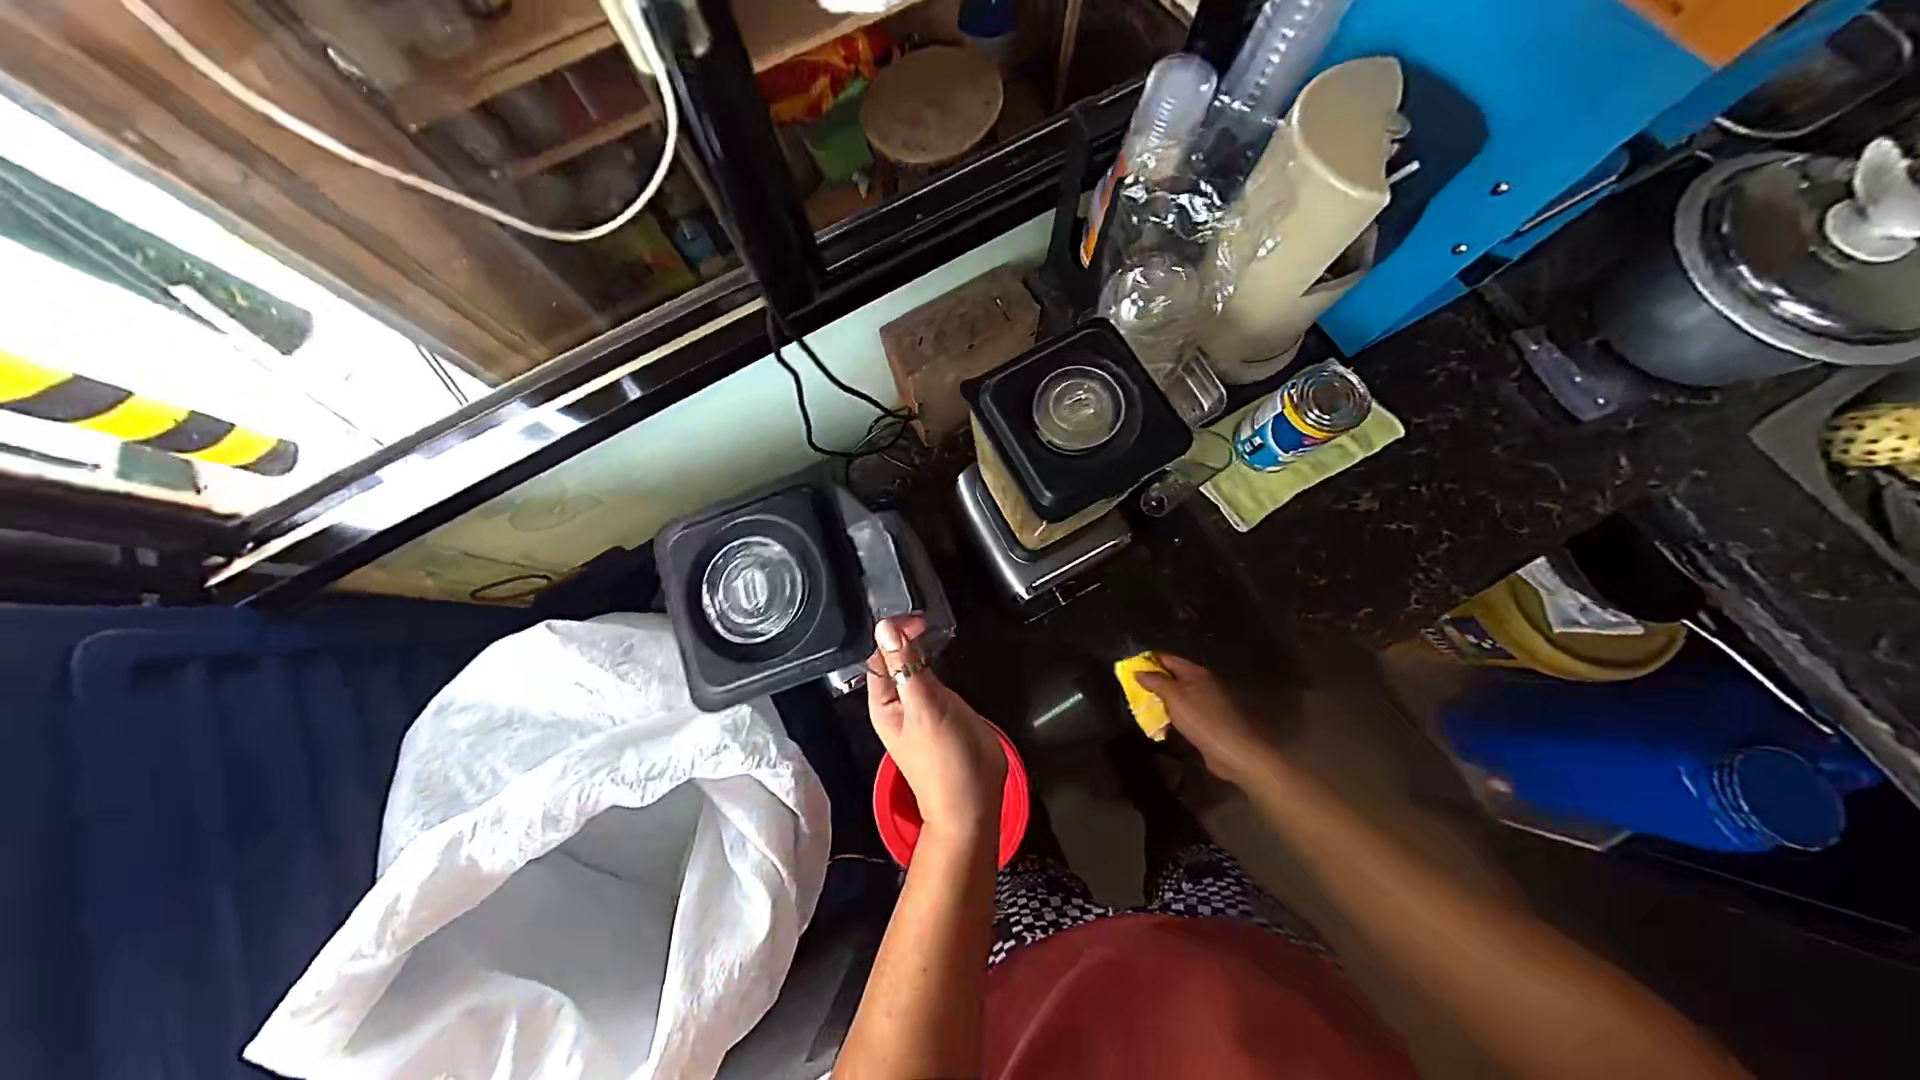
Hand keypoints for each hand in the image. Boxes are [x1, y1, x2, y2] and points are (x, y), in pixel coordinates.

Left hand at [867, 617, 1006, 841]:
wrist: (974, 802)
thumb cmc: (945, 759)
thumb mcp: (924, 706)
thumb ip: (906, 665)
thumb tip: (886, 627)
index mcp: (884, 704)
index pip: (879, 657)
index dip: (893, 634)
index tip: (918, 620)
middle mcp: (898, 704)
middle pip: (896, 661)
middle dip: (907, 637)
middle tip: (931, 621)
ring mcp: (921, 708)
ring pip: (914, 668)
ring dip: (921, 648)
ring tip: (937, 629)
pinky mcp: (943, 712)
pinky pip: (933, 679)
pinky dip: (936, 663)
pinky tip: (946, 651)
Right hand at [1133, 654, 1283, 786]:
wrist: (1233, 749)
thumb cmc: (1201, 718)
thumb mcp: (1174, 697)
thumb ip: (1155, 682)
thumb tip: (1138, 671)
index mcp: (1195, 672)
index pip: (1167, 659)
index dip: (1148, 661)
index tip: (1130, 670)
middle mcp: (1202, 682)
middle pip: (1172, 676)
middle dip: (1153, 683)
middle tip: (1133, 691)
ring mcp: (1206, 701)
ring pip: (1177, 695)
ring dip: (1161, 701)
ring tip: (1143, 708)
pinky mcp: (1207, 719)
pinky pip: (1184, 711)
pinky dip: (1172, 715)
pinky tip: (1163, 723)